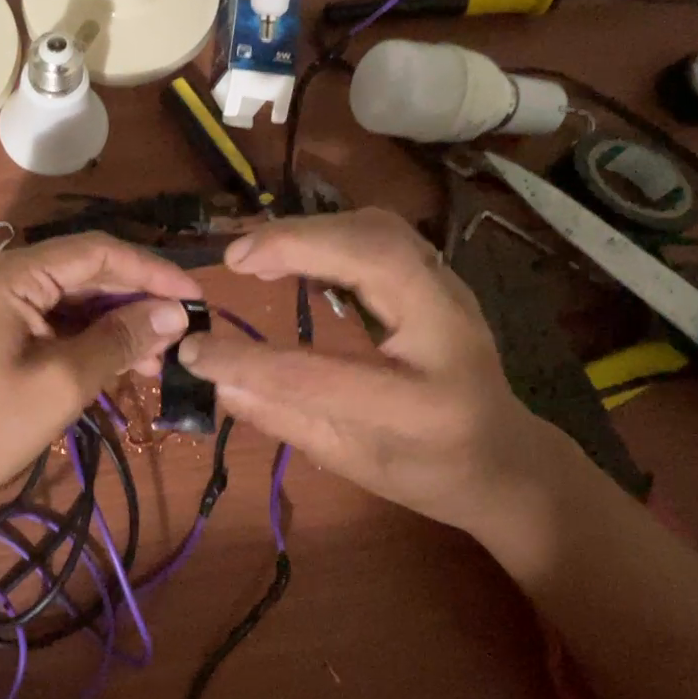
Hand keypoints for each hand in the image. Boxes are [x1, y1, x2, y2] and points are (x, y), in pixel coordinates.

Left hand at [0, 233, 200, 531]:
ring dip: (116, 320)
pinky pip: (51, 318)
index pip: (94, 251)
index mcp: (8, 274)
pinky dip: (88, 336)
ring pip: (71, 296)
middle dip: (135, 298)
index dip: (150, 270)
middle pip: (83, 270)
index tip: (195, 295)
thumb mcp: (60, 384)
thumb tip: (175, 312)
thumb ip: (118, 340)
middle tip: (184, 329)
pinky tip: (125, 359)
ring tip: (162, 354)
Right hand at [172, 209, 568, 534]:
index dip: (246, 362)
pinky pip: (382, 231)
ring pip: (381, 230)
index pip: (318, 375)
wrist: (504, 457)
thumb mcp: (350, 460)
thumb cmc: (425, 471)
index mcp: (422, 407)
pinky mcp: (439, 275)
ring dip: (309, 229)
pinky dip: (328, 228)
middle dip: (297, 245)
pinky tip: (291, 246)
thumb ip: (280, 416)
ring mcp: (452, 295)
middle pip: (377, 259)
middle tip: (235, 259)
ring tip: (253, 253)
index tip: (193, 350)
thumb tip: (210, 377)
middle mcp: (448, 335)